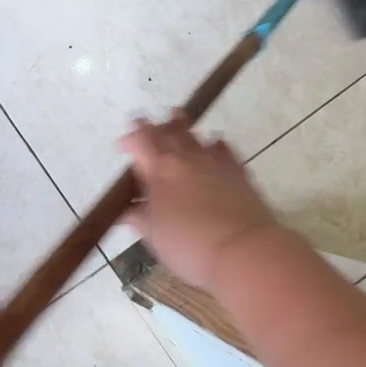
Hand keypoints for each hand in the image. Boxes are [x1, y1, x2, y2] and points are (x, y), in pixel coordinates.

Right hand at [120, 113, 283, 289]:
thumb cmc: (189, 244)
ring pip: (195, 135)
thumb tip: (127, 212)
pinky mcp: (239, 172)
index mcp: (159, 171)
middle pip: (168, 132)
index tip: (122, 146)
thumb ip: (139, 218)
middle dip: (154, 126)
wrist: (243, 250)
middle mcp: (186, 159)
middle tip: (146, 121)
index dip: (130, 139)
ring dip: (182, 126)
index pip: (140, 142)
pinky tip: (215, 144)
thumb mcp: (154, 235)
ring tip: (176, 116)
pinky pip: (225, 150)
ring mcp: (215, 163)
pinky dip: (216, 144)